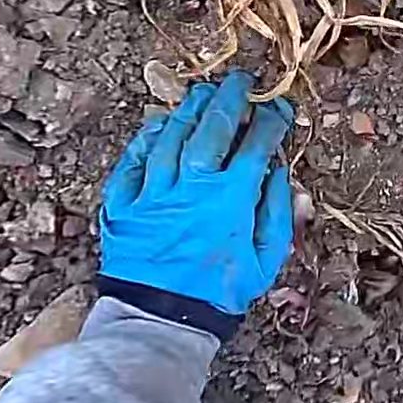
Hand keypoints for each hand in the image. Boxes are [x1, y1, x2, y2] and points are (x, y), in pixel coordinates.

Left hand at [98, 70, 294, 323]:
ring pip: (171, 138)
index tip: (281, 107)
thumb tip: (280, 174)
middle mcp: (192, 187)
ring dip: (190, 111)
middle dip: (230, 100)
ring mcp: (153, 194)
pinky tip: (158, 123)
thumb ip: (277, 213)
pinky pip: (132, 163)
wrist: (161, 321)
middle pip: (212, 130)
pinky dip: (145, 139)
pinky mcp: (122, 206)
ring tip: (204, 92)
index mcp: (231, 199)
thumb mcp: (267, 257)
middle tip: (241, 82)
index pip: (256, 145)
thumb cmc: (222, 289)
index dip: (271, 121)